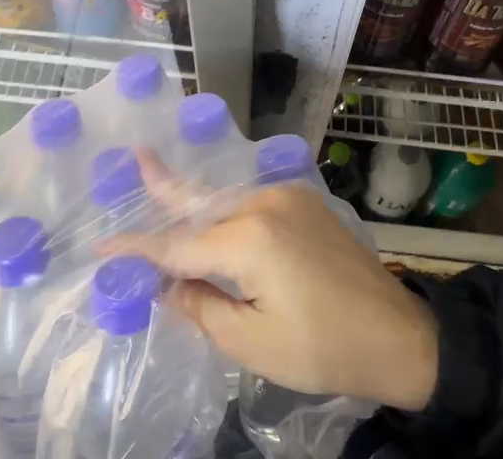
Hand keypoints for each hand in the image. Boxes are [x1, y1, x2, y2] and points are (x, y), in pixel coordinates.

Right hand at [106, 150, 439, 411]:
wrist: (399, 336)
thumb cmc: (323, 347)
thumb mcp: (252, 343)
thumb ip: (202, 307)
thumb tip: (169, 285)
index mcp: (249, 239)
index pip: (178, 246)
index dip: (139, 251)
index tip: (103, 250)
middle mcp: (265, 204)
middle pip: (200, 202)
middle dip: (164, 184)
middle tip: (135, 155)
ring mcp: (288, 198)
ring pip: (226, 199)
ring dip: (193, 199)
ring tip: (157, 175)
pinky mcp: (305, 203)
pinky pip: (252, 202)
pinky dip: (224, 209)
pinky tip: (209, 210)